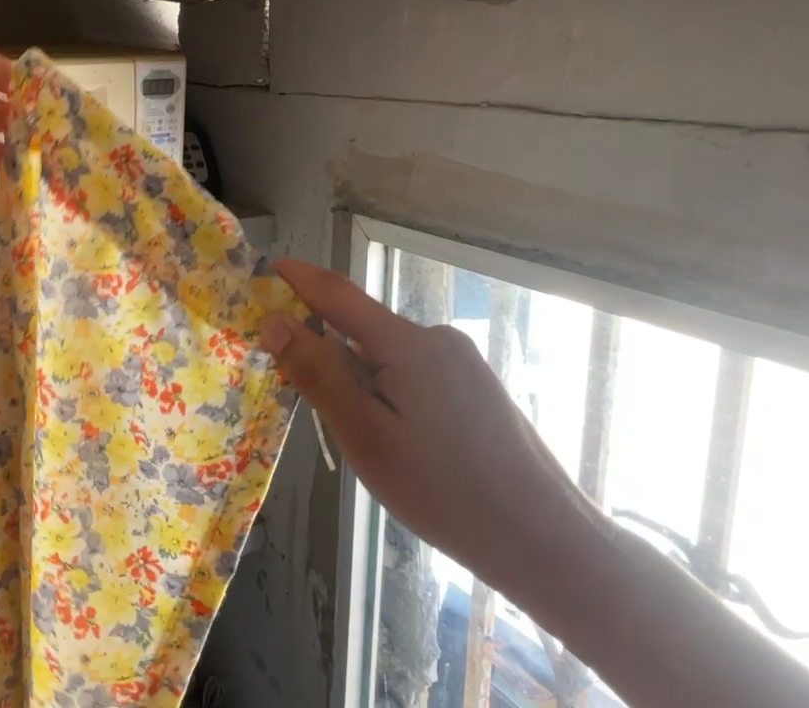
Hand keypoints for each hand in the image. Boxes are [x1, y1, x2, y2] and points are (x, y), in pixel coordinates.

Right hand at [260, 260, 601, 595]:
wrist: (544, 540)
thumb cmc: (444, 490)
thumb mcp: (365, 435)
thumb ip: (318, 373)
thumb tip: (276, 321)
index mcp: (408, 344)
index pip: (339, 294)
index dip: (298, 279)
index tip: (264, 268)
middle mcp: (438, 340)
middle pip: (363, 330)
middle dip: (327, 352)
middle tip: (308, 404)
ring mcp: (463, 365)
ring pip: (389, 359)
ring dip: (361, 383)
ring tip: (367, 445)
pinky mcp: (477, 390)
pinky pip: (415, 376)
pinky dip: (389, 395)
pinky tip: (402, 446)